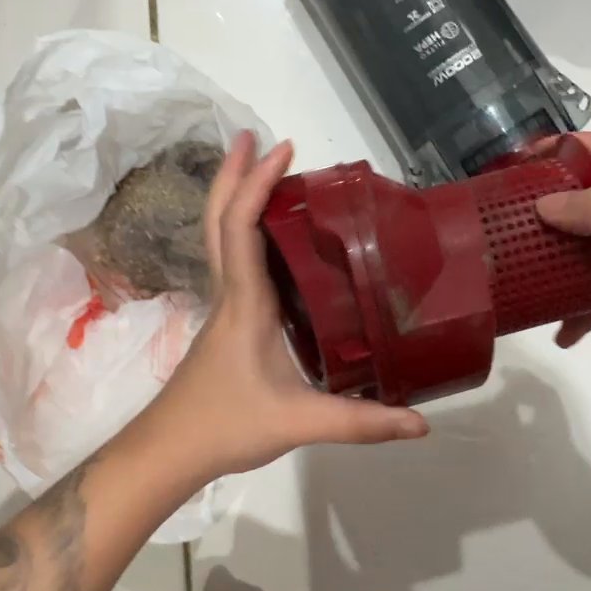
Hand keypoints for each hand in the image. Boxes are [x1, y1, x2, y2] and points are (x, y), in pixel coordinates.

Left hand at [133, 132, 428, 481]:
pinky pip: (231, 260)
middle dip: (234, 173)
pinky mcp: (225, 321)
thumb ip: (361, 422)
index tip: (283, 150)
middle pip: (219, 220)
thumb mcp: (300, 423)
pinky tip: (269, 239)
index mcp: (245, 303)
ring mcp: (222, 306)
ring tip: (263, 171)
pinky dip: (243, 230)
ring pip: (219, 237)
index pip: (241, 228)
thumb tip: (421, 423)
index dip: (256, 183)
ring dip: (235, 197)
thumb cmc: (226, 426)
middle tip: (257, 139)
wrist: (169, 451)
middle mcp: (229, 294)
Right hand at [534, 133, 590, 372]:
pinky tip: (565, 335)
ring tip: (525, 288)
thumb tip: (543, 205)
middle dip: (545, 213)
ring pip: (585, 257)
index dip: (568, 147)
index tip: (523, 165)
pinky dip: (581, 316)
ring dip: (556, 271)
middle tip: (505, 232)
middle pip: (583, 205)